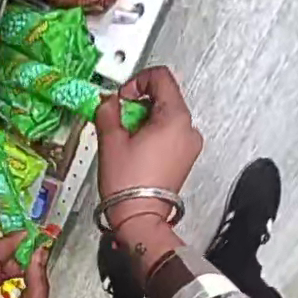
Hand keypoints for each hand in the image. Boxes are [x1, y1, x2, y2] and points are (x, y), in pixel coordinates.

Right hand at [94, 66, 202, 233]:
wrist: (140, 220)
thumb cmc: (129, 186)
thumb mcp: (110, 140)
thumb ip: (109, 110)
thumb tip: (109, 101)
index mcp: (176, 118)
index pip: (160, 77)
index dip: (137, 81)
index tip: (123, 97)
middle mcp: (189, 131)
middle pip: (164, 98)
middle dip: (139, 105)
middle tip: (120, 121)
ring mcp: (189, 148)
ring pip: (166, 119)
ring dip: (144, 122)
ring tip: (127, 141)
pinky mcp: (184, 162)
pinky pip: (169, 137)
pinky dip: (152, 137)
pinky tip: (136, 152)